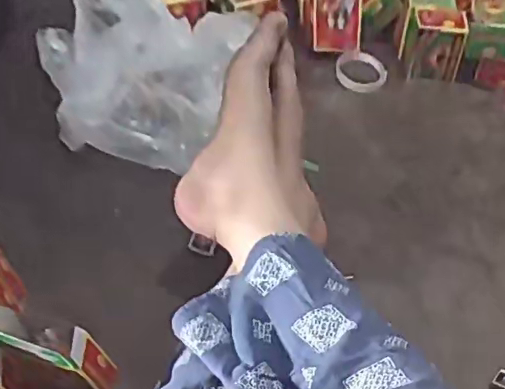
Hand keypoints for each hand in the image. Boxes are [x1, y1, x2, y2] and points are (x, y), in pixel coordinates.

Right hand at [173, 12, 326, 268]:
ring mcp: (300, 183)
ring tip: (283, 123)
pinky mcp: (310, 216)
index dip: (263, 47)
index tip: (275, 22)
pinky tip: (283, 201)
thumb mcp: (194, 193)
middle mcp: (280, 148)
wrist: (269, 250)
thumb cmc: (226, 207)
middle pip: (287, 101)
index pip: (254, 76)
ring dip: (289, 131)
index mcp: (248, 125)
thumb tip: (214, 200)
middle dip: (285, 73)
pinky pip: (298, 195)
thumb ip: (204, 186)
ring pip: (296, 147)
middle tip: (286, 51)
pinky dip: (289, 191)